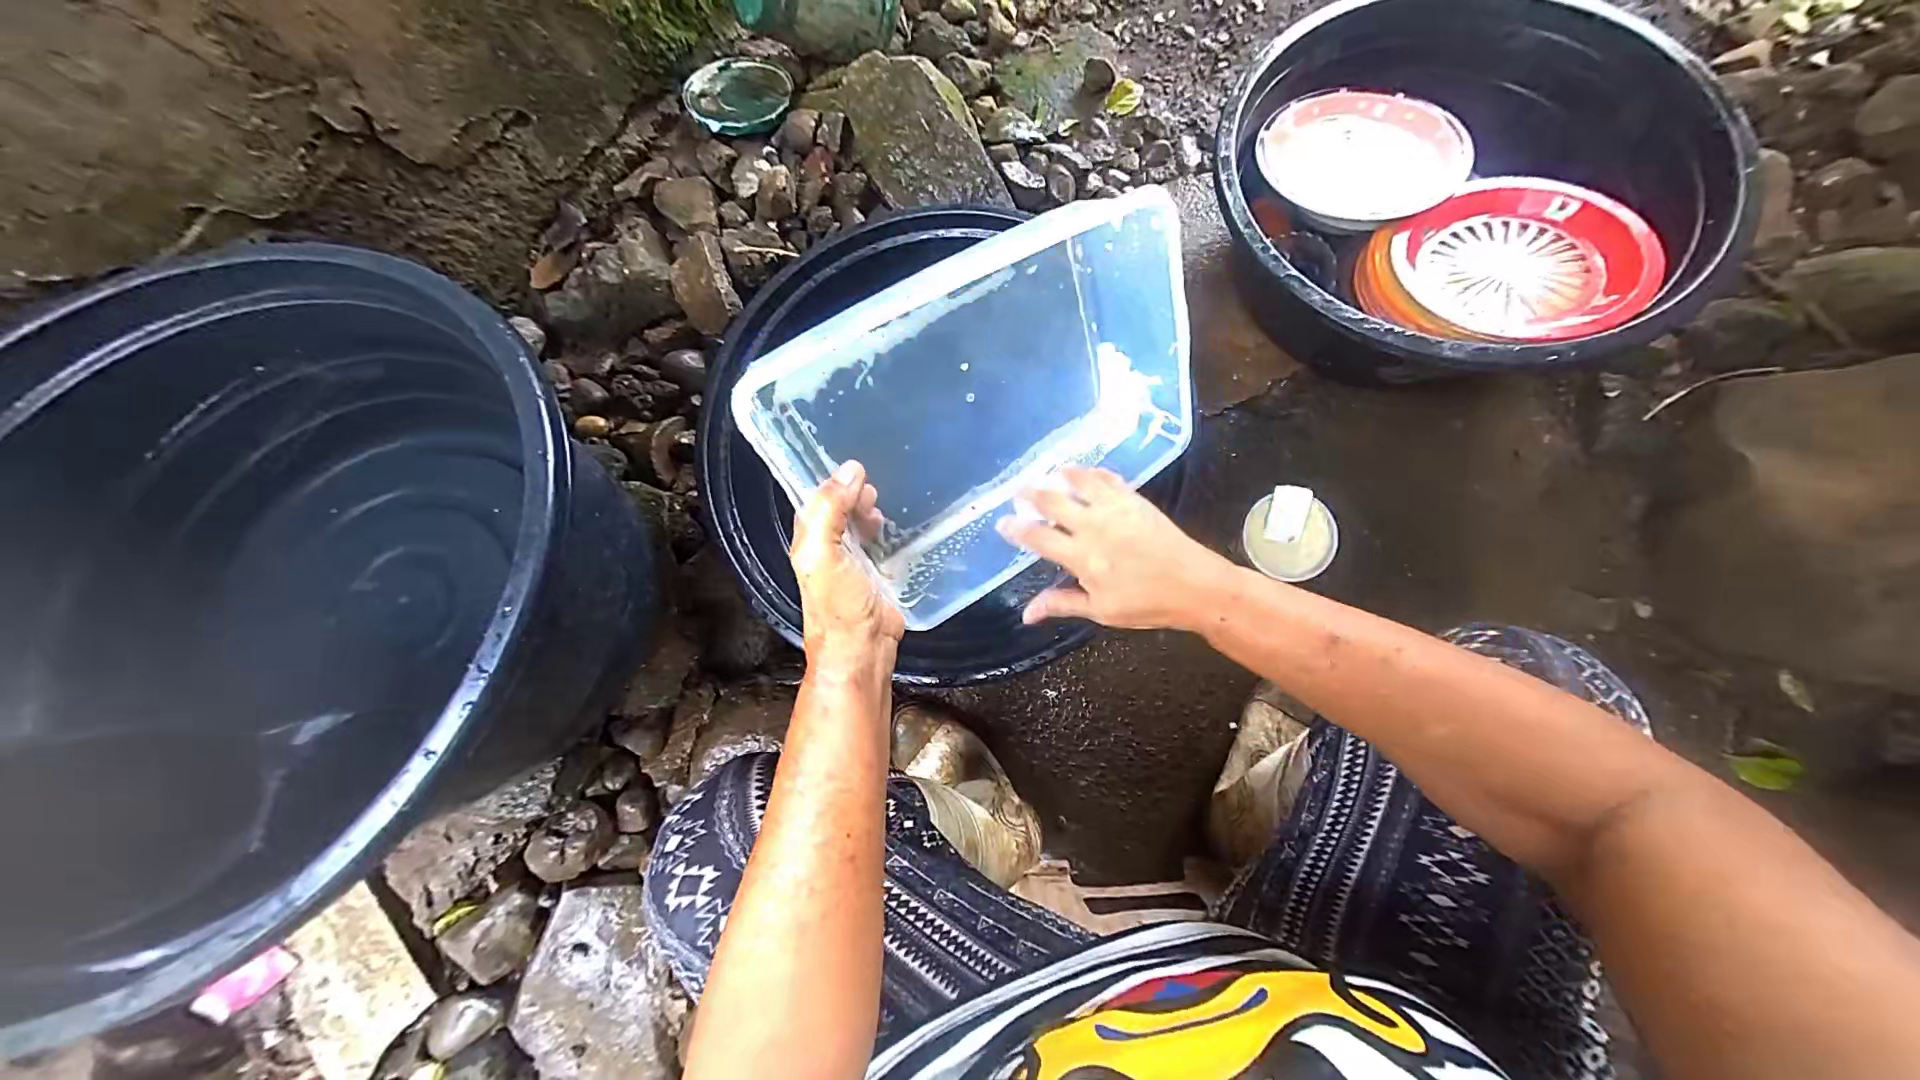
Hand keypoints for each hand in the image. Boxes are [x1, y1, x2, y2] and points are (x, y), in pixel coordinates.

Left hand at [791, 460, 904, 655]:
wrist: (862, 649)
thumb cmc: (838, 607)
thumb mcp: (823, 552)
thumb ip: (829, 510)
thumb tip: (849, 472)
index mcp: (809, 542)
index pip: (816, 501)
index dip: (833, 483)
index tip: (856, 470)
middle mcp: (828, 551)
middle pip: (839, 511)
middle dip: (854, 495)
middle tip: (872, 488)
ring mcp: (853, 564)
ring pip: (859, 527)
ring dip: (869, 513)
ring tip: (880, 508)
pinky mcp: (876, 576)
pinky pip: (879, 546)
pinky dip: (886, 533)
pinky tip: (895, 531)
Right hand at [996, 466, 1232, 629]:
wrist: (1196, 585)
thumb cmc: (1147, 603)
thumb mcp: (1101, 611)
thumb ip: (1062, 603)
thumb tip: (1026, 614)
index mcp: (1081, 556)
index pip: (1038, 536)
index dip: (1016, 528)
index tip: (1002, 522)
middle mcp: (1093, 526)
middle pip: (1052, 501)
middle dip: (1030, 494)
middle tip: (1018, 491)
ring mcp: (1114, 508)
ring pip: (1078, 482)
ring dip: (1058, 476)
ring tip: (1047, 474)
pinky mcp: (1134, 499)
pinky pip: (1107, 478)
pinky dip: (1090, 472)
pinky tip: (1083, 472)